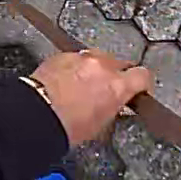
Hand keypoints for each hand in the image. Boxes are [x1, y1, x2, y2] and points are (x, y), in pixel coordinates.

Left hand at [30, 50, 151, 144]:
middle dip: (116, 75)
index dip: (142, 83)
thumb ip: (114, 106)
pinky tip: (68, 80)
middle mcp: (102, 66)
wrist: (38, 113)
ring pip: (97, 57)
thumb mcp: (102, 123)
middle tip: (107, 89)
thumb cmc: (68, 125)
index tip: (139, 88)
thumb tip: (116, 102)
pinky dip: (76, 66)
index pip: (142, 75)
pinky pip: (76, 57)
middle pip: (119, 63)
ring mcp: (81, 57)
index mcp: (117, 85)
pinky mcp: (63, 54)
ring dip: (95, 68)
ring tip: (85, 84)